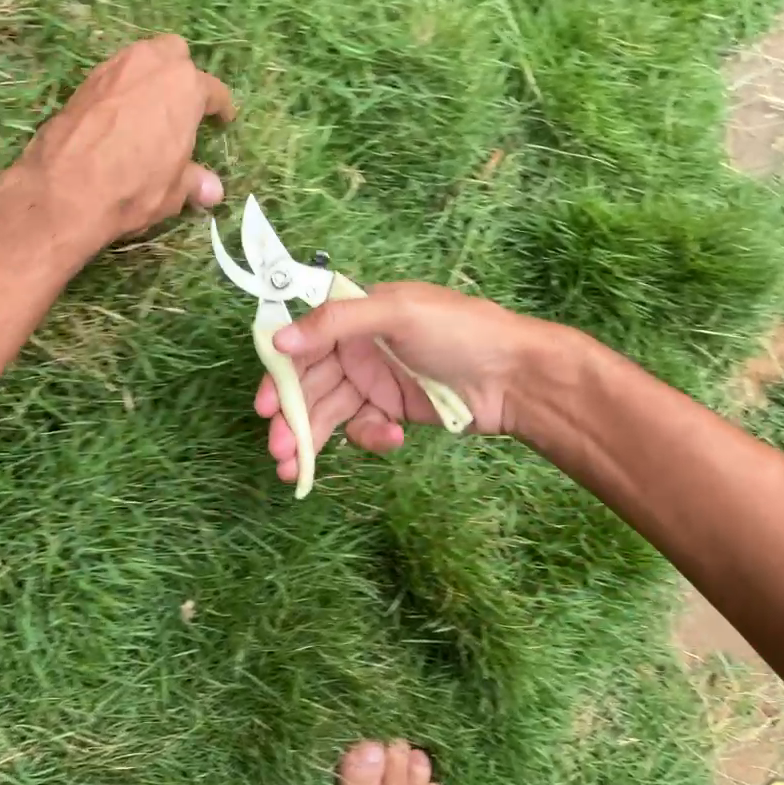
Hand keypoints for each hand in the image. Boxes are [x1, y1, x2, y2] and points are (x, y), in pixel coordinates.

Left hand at [9, 34, 234, 244]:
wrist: (66, 189)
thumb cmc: (133, 188)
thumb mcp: (171, 192)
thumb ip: (193, 182)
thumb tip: (213, 191)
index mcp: (185, 87)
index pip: (213, 91)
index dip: (220, 108)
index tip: (223, 119)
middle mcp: (151, 65)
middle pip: (174, 55)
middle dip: (181, 75)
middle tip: (181, 105)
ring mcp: (114, 69)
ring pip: (139, 61)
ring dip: (148, 79)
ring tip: (148, 110)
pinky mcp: (83, 83)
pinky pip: (111, 79)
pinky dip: (119, 93)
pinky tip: (117, 118)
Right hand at [254, 282, 561, 481]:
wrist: (518, 377)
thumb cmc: (460, 332)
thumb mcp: (397, 313)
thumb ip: (336, 322)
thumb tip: (279, 340)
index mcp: (355, 317)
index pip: (301, 347)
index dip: (278, 377)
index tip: (264, 407)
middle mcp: (356, 350)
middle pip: (308, 387)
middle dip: (291, 419)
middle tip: (278, 450)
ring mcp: (373, 383)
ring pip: (327, 414)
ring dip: (310, 441)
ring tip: (293, 471)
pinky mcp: (390, 411)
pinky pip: (362, 428)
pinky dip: (369, 438)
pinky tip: (390, 439)